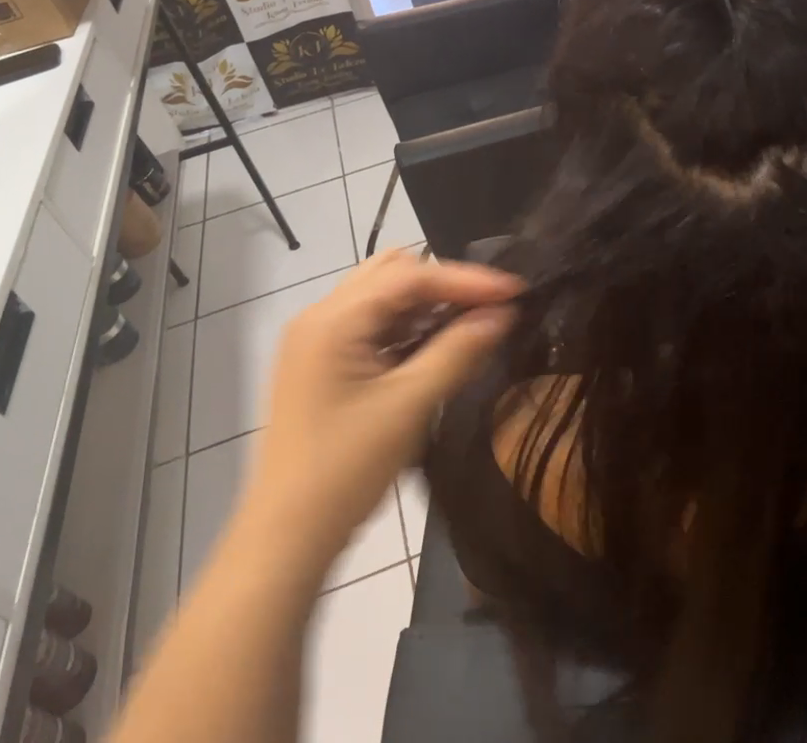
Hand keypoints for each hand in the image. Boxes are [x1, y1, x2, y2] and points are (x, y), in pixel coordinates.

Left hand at [245, 251, 521, 563]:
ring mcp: (316, 341)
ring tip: (474, 322)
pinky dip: (407, 327)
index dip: (467, 280)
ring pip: (382, 298)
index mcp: (333, 320)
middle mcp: (320, 317)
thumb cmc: (347, 468)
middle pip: (392, 274)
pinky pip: (371, 326)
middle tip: (492, 306)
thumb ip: (458, 351)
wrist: (288, 533)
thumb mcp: (410, 405)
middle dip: (445, 284)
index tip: (517, 291)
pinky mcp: (321, 364)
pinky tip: (439, 345)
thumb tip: (502, 314)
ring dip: (427, 304)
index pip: (410, 276)